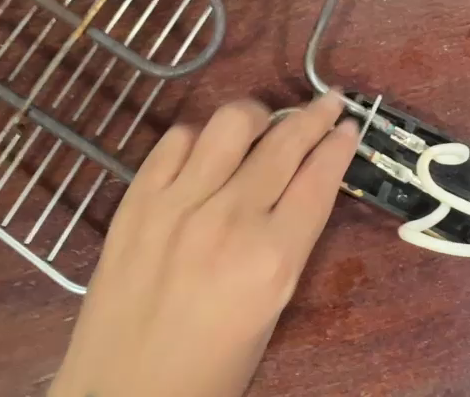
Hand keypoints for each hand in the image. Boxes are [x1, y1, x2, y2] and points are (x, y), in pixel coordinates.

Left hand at [48, 91, 359, 396]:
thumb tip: (303, 184)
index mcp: (271, 261)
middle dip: (314, 116)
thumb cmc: (208, 369)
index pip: (319, 180)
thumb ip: (287, 244)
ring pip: (231, 123)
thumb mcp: (269, 311)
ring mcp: (180, 202)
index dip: (339, 145)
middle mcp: (230, 220)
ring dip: (257, 116)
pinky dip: (199, 136)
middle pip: (285, 143)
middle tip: (328, 102)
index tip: (348, 125)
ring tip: (263, 123)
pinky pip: (177, 139)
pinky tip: (206, 149)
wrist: (121, 394)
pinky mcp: (139, 198)